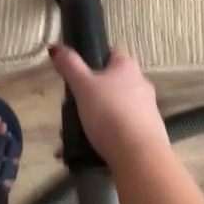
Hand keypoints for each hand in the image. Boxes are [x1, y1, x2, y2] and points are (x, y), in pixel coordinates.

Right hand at [48, 45, 169, 168]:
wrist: (138, 155)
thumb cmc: (109, 113)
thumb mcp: (83, 86)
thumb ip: (70, 66)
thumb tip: (56, 47)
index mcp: (128, 67)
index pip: (111, 54)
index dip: (93, 60)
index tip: (77, 75)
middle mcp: (141, 84)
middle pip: (110, 84)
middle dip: (89, 97)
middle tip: (70, 110)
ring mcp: (147, 110)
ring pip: (113, 109)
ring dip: (93, 120)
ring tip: (71, 137)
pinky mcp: (147, 133)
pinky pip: (119, 130)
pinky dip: (103, 137)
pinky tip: (85, 151)